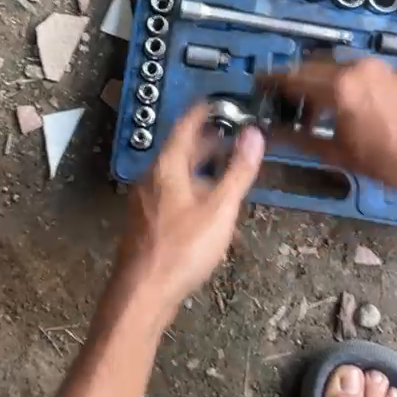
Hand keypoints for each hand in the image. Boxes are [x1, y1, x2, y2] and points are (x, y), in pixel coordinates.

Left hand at [119, 105, 264, 312]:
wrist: (142, 294)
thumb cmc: (182, 249)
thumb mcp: (219, 209)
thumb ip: (238, 171)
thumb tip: (254, 134)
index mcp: (167, 167)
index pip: (186, 126)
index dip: (205, 112)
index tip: (222, 103)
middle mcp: (151, 179)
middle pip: (181, 150)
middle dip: (208, 143)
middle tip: (232, 137)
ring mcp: (146, 202)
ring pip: (177, 174)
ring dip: (202, 168)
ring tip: (226, 171)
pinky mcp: (147, 223)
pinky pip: (172, 195)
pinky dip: (193, 190)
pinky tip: (209, 208)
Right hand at [268, 57, 396, 194]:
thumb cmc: (395, 161)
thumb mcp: (343, 156)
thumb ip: (304, 141)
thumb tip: (273, 136)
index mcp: (340, 87)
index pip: (293, 78)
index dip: (272, 82)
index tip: (256, 86)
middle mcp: (355, 68)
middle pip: (311, 68)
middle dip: (293, 84)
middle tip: (280, 104)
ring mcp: (376, 68)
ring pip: (333, 68)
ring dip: (316, 84)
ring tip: (309, 112)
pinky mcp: (391, 74)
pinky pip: (352, 72)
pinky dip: (337, 84)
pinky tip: (338, 109)